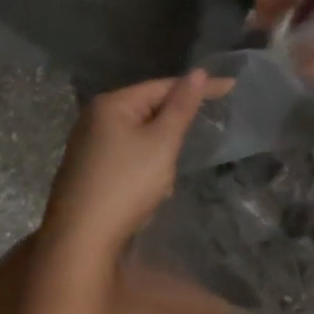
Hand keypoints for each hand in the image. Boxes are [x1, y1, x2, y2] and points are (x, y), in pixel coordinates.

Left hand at [40, 72, 229, 253]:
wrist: (81, 241)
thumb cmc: (126, 184)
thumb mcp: (162, 142)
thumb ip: (182, 106)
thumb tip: (199, 71)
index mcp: (111, 105)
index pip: (163, 86)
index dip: (199, 87)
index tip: (232, 87)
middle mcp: (94, 118)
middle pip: (148, 106)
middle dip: (177, 115)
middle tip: (211, 117)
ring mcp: (88, 145)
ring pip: (139, 131)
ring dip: (162, 140)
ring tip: (183, 150)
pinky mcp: (88, 170)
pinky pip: (127, 151)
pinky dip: (147, 157)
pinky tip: (155, 175)